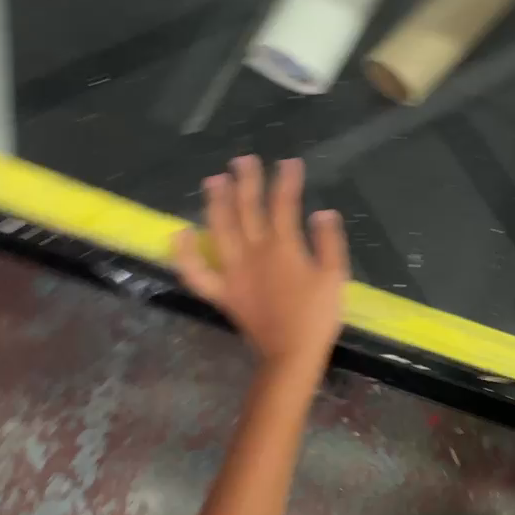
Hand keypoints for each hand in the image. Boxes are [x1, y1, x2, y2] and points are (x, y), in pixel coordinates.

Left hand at [171, 156, 349, 390]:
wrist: (291, 355)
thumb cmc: (317, 316)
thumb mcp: (335, 276)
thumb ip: (329, 242)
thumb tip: (322, 212)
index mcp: (283, 247)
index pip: (284, 204)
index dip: (287, 180)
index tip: (289, 162)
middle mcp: (254, 252)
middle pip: (247, 209)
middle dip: (246, 181)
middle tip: (243, 160)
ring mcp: (233, 272)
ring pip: (220, 229)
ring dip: (216, 203)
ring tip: (213, 181)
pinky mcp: (221, 292)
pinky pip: (196, 272)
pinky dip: (184, 253)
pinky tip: (179, 234)